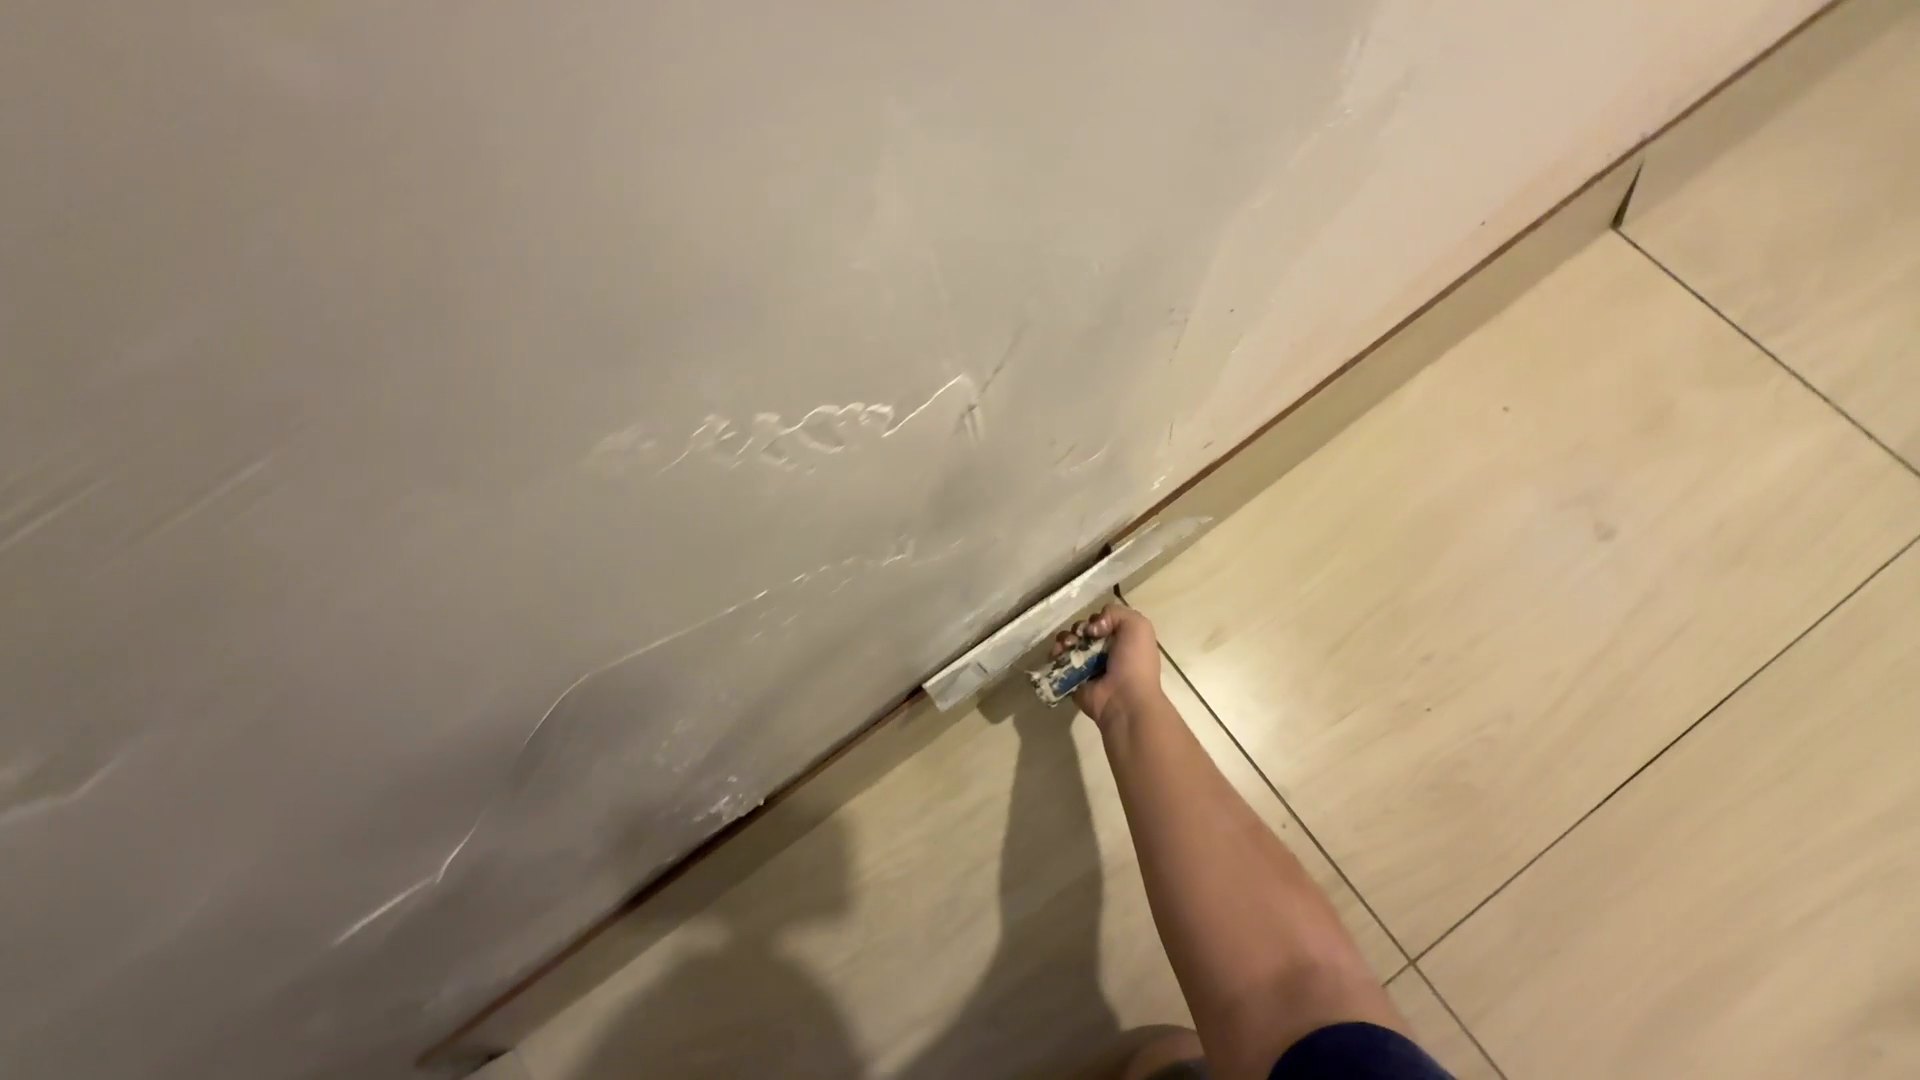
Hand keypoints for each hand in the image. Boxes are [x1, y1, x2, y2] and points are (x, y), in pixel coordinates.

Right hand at [1051, 602, 1162, 729]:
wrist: (1125, 698)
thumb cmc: (1134, 662)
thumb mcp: (1137, 626)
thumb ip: (1115, 612)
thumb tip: (1091, 627)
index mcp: (1122, 640)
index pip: (1101, 621)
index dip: (1095, 620)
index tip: (1096, 627)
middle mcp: (1105, 652)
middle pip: (1083, 631)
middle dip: (1078, 629)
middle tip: (1080, 637)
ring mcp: (1088, 666)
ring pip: (1069, 644)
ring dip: (1065, 640)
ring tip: (1067, 646)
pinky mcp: (1072, 679)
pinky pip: (1059, 662)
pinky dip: (1056, 655)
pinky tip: (1058, 655)